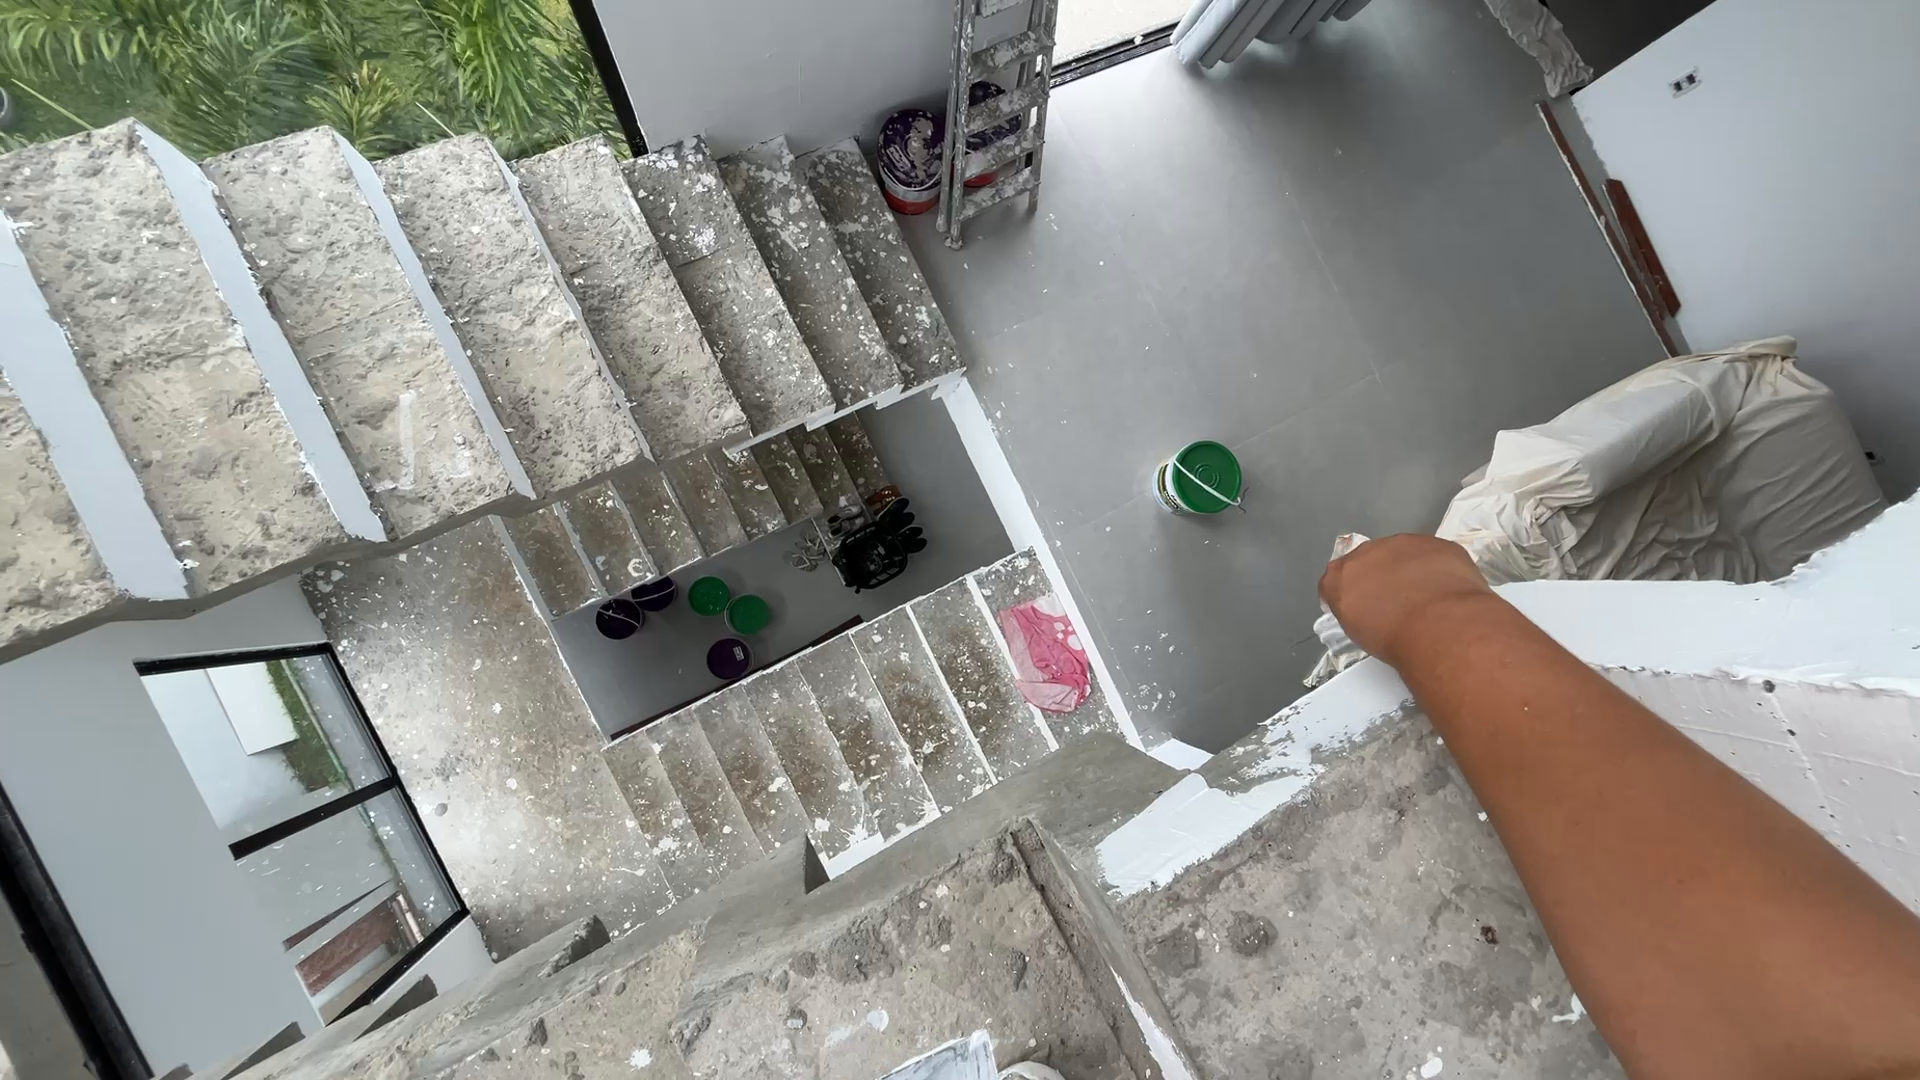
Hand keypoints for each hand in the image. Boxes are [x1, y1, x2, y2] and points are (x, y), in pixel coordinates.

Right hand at [1318, 534, 1493, 668]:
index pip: (1337, 580)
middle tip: (1395, 601)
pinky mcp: (1435, 542)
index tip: (1361, 608)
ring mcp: (1400, 543)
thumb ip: (1355, 610)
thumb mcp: (1358, 632)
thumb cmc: (1392, 636)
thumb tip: (1367, 611)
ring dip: (1408, 569)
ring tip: (1425, 595)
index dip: (1350, 594)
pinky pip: (1432, 554)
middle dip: (1379, 576)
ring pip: (1401, 553)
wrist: (1439, 624)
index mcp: (1338, 576)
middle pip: (1368, 560)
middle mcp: (1364, 552)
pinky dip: (1437, 568)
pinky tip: (1446, 589)